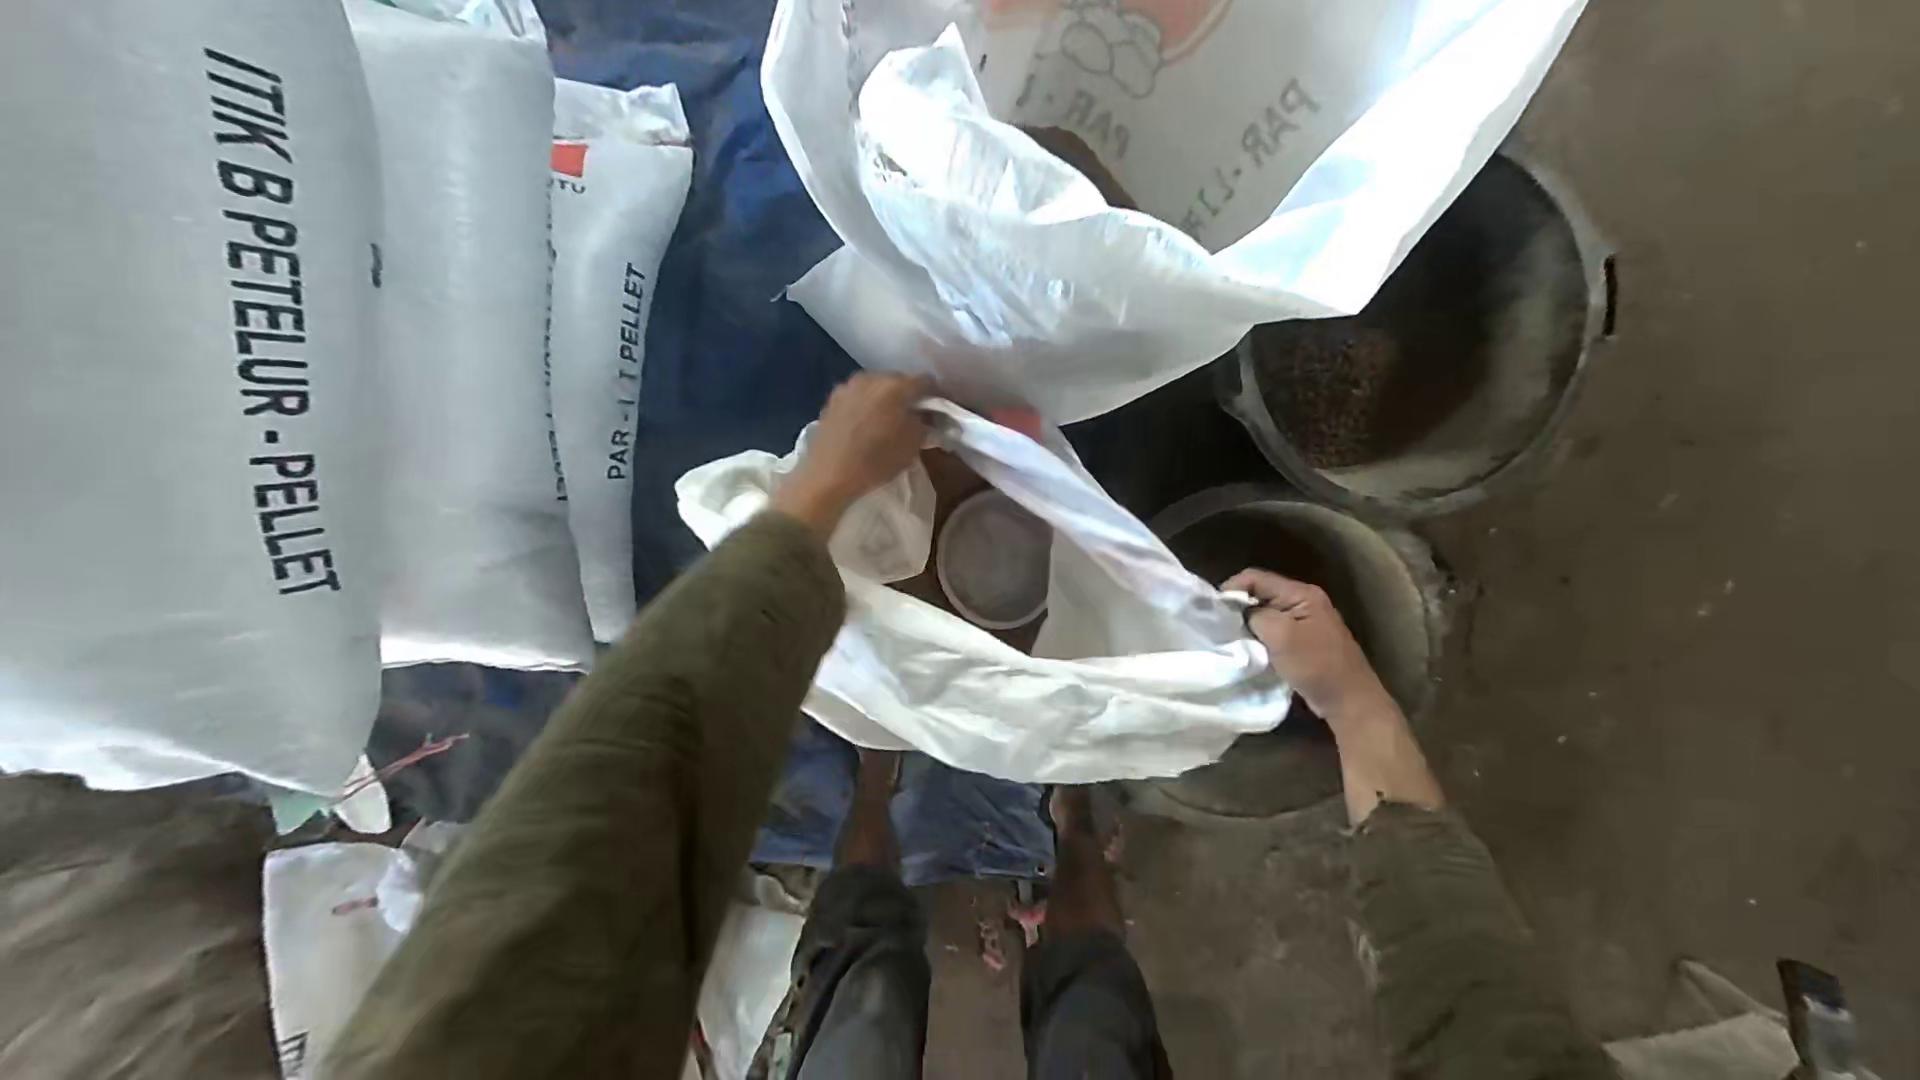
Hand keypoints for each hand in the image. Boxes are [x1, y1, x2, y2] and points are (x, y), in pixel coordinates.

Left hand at [772, 373, 932, 537]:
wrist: (827, 476)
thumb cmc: (875, 462)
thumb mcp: (911, 446)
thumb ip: (924, 423)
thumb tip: (926, 415)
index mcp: (894, 387)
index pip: (925, 382)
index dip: (936, 395)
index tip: (940, 410)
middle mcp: (870, 378)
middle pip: (899, 380)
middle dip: (909, 395)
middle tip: (915, 414)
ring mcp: (848, 386)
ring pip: (877, 386)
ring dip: (886, 398)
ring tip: (889, 418)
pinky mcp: (832, 399)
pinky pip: (859, 395)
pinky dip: (868, 404)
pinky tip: (867, 422)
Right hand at [1224, 568, 1392, 726]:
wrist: (1348, 700)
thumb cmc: (1315, 665)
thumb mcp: (1279, 635)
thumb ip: (1254, 615)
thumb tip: (1237, 612)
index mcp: (1301, 593)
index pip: (1255, 577)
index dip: (1231, 589)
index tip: (1214, 610)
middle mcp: (1304, 600)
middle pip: (1259, 593)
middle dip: (1238, 606)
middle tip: (1220, 624)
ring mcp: (1304, 620)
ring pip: (1264, 612)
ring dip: (1248, 622)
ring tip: (1231, 635)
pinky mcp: (1302, 638)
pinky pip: (1273, 628)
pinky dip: (1259, 635)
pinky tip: (1250, 646)